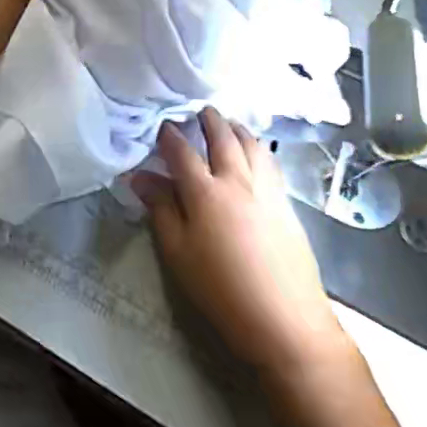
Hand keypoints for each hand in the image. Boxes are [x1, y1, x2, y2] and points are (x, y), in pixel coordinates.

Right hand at [136, 108, 349, 374]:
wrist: (283, 316)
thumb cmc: (220, 289)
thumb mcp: (178, 253)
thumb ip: (161, 209)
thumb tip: (141, 176)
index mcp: (205, 192)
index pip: (182, 153)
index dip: (169, 136)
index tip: (161, 126)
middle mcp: (237, 179)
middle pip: (222, 137)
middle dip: (208, 120)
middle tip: (199, 110)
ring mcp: (266, 187)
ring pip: (251, 143)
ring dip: (236, 128)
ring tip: (227, 123)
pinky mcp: (285, 200)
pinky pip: (269, 159)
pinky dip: (257, 145)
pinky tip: (255, 151)